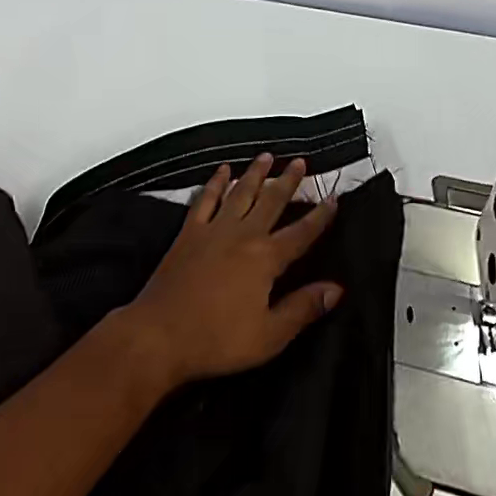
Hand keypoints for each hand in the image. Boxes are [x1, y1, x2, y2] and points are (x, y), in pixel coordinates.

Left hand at [115, 154, 341, 389]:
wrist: (160, 333)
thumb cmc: (217, 339)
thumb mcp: (270, 335)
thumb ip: (303, 308)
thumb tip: (335, 289)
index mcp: (265, 259)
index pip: (301, 233)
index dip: (319, 217)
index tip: (333, 198)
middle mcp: (241, 235)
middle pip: (271, 202)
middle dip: (288, 181)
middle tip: (301, 162)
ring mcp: (212, 230)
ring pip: (240, 193)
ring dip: (255, 173)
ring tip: (267, 156)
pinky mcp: (188, 233)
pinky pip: (206, 199)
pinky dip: (216, 183)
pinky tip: (222, 171)